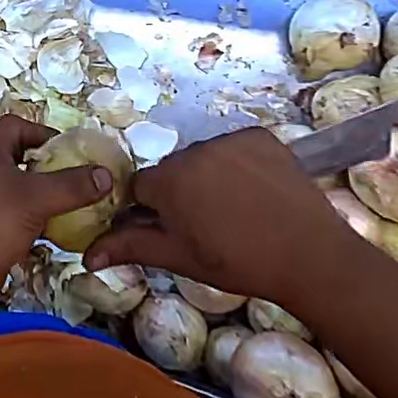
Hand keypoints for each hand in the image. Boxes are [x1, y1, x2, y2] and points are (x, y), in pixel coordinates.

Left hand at [0, 115, 112, 309]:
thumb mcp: (35, 199)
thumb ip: (72, 185)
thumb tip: (106, 175)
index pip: (15, 126)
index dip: (41, 131)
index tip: (67, 148)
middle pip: (23, 158)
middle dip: (52, 166)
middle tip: (79, 177)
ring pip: (25, 189)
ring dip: (49, 195)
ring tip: (78, 205)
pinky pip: (24, 216)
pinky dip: (43, 220)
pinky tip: (63, 233)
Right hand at [84, 126, 356, 304]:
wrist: (311, 257)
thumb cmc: (238, 262)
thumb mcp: (179, 257)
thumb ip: (130, 247)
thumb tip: (86, 255)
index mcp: (168, 180)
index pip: (142, 187)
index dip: (154, 209)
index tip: (176, 228)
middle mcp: (193, 150)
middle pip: (173, 169)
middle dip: (182, 192)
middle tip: (209, 224)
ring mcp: (228, 139)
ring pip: (203, 157)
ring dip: (209, 176)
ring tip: (237, 209)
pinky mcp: (259, 136)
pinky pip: (234, 146)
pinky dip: (239, 163)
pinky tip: (256, 190)